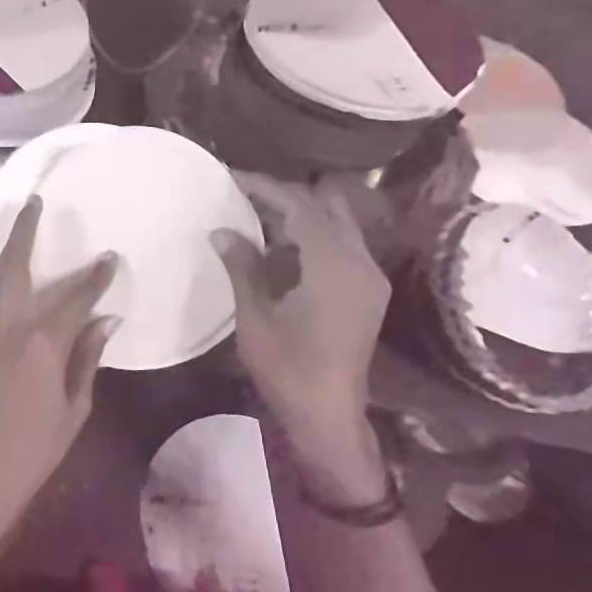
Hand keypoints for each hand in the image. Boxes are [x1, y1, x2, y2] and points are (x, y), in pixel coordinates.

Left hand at [0, 197, 117, 554]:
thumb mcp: (77, 405)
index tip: (109, 257)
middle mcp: (7, 328)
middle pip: (15, 267)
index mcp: (45, 343)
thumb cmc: (41, 446)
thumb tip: (107, 319)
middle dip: (25, 230)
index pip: (77, 299)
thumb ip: (88, 356)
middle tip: (33, 202)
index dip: (95, 277)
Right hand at [212, 173, 390, 443]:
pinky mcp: (368, 291)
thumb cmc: (287, 368)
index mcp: (334, 267)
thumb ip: (242, 268)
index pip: (303, 207)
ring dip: (301, 214)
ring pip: (339, 224)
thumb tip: (222, 231)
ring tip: (257, 215)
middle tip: (246, 195)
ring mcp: (370, 277)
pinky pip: (342, 245)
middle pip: (329, 206)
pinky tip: (281, 246)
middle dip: (288, 194)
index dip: (267, 188)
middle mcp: (361, 263)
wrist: (328, 414)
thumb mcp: (255, 318)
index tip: (233, 178)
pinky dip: (313, 235)